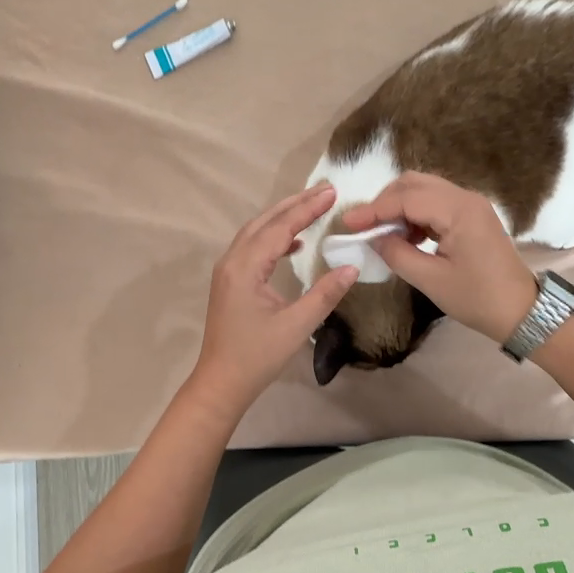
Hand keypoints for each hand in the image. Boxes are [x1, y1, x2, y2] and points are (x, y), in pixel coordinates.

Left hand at [189, 183, 358, 414]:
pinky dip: (273, 237)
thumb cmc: (257, 356)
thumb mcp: (296, 326)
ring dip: (283, 217)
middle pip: (264, 222)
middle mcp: (232, 262)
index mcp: (245, 268)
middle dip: (295, 205)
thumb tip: (352, 267)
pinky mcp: (229, 282)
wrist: (222, 381)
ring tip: (312, 208)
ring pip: (255, 232)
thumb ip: (324, 294)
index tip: (332, 192)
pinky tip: (293, 243)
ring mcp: (227, 271)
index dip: (307, 209)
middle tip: (325, 191)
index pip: (280, 228)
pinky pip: (251, 247)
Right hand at [344, 173, 538, 342]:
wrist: (520, 311)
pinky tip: (405, 237)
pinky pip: (437, 204)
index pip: (406, 198)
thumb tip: (375, 239)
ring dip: (399, 207)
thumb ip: (399, 255)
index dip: (374, 209)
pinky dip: (415, 215)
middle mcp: (466, 198)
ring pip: (425, 191)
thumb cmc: (477, 298)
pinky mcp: (473, 217)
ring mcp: (472, 205)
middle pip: (415, 184)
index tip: (348, 224)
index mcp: (459, 210)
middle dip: (385, 202)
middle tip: (363, 226)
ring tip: (382, 234)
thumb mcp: (432, 281)